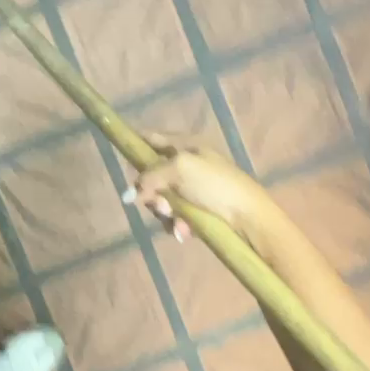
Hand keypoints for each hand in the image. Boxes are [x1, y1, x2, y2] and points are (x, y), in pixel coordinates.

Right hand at [129, 135, 276, 242]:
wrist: (248, 216)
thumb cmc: (214, 184)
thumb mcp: (179, 168)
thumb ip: (150, 175)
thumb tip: (130, 194)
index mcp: (185, 146)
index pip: (152, 139)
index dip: (135, 146)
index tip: (121, 160)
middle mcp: (186, 165)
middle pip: (151, 176)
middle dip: (151, 192)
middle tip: (159, 203)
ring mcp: (191, 189)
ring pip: (160, 199)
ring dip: (164, 212)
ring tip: (176, 220)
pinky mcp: (196, 211)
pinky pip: (173, 216)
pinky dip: (176, 224)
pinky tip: (184, 231)